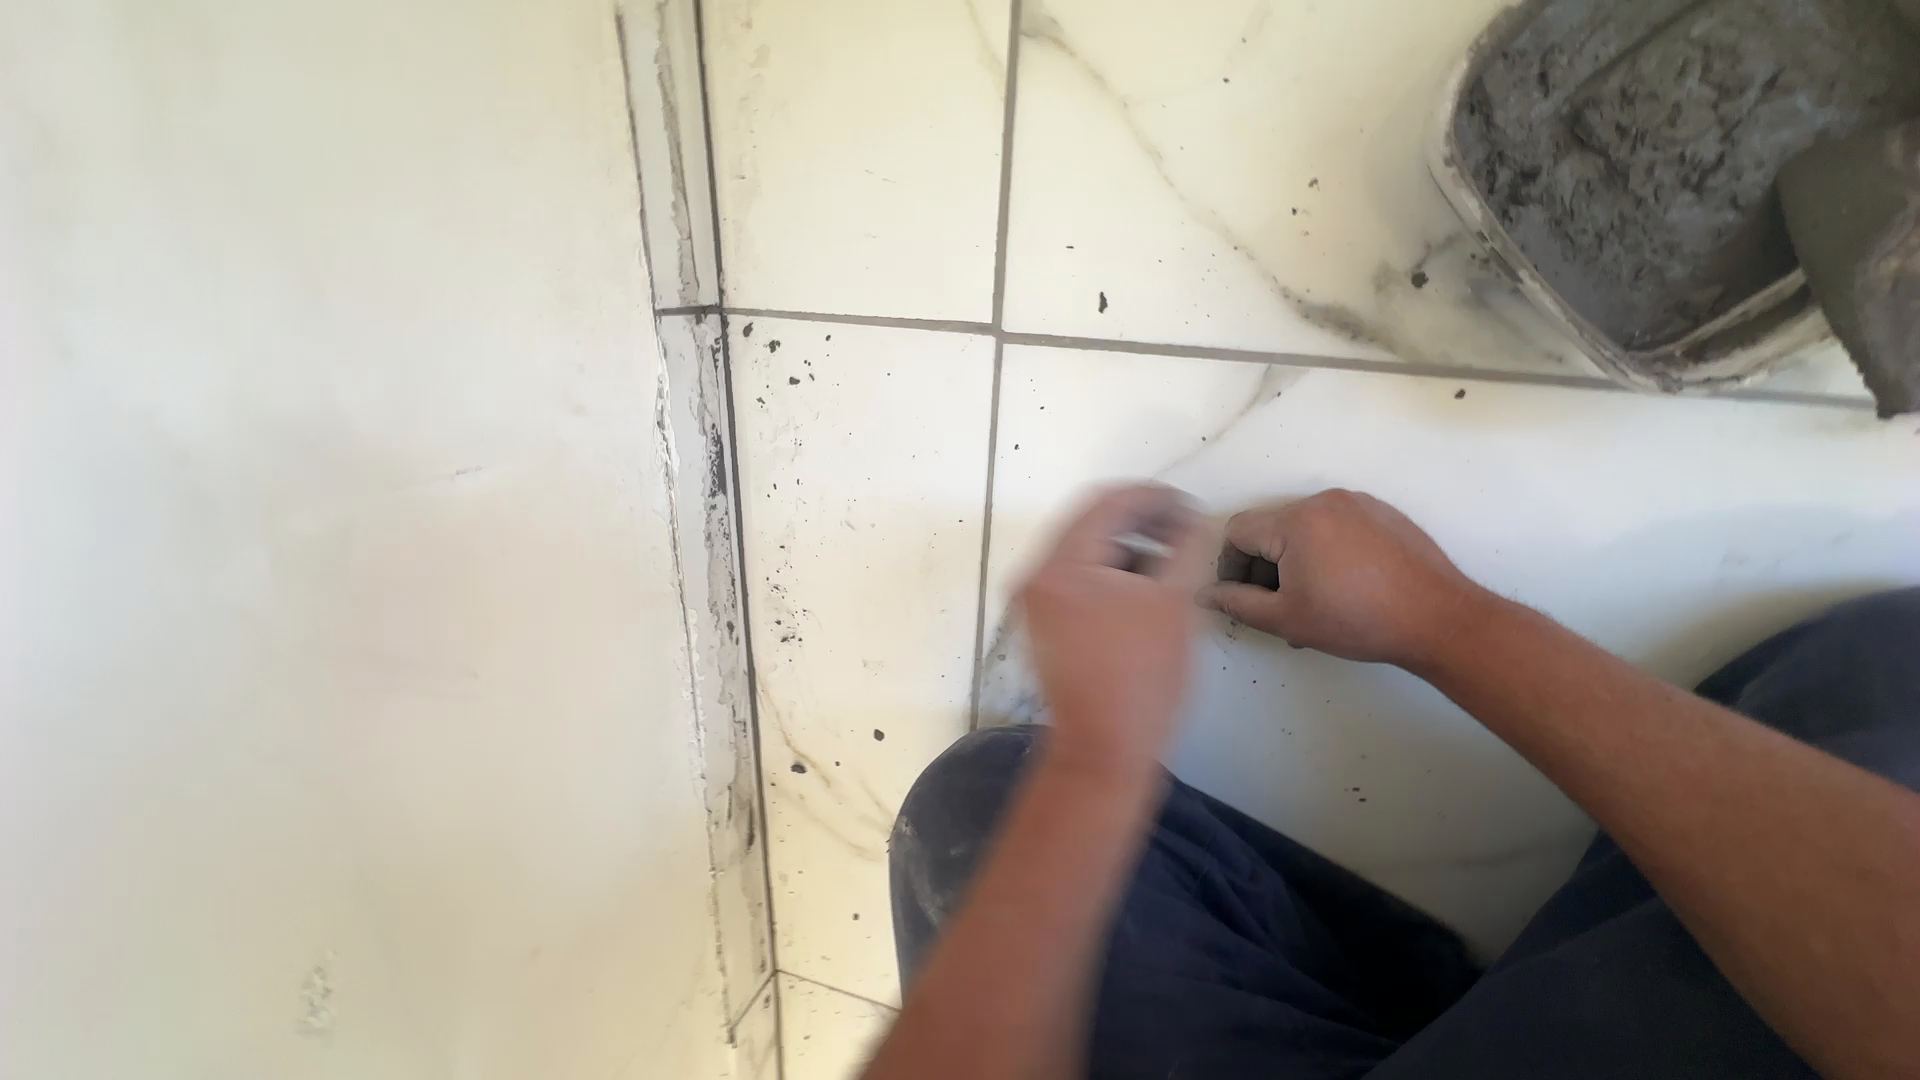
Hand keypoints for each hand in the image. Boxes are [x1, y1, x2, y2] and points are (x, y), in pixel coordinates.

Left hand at [1020, 485, 1217, 780]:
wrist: (1103, 749)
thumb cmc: (1141, 681)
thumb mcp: (1175, 605)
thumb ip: (1186, 547)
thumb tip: (1191, 517)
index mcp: (1060, 565)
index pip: (1107, 502)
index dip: (1153, 496)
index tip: (1188, 506)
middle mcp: (1034, 575)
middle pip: (1089, 521)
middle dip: (1140, 519)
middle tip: (1183, 527)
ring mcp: (1031, 599)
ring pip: (1081, 547)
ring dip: (1125, 543)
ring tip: (1169, 556)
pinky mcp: (1039, 620)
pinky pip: (1074, 575)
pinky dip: (1107, 569)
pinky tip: (1141, 584)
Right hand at [1200, 489, 1488, 667]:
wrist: (1441, 621)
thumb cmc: (1356, 621)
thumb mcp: (1286, 618)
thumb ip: (1237, 603)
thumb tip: (1204, 595)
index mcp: (1296, 520)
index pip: (1237, 531)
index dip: (1229, 565)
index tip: (1240, 597)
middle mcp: (1324, 501)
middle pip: (1270, 528)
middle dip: (1263, 566)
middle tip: (1275, 606)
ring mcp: (1358, 503)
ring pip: (1302, 528)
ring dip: (1293, 560)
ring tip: (1309, 600)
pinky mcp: (1383, 513)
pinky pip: (1336, 526)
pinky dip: (1324, 551)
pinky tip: (1341, 586)